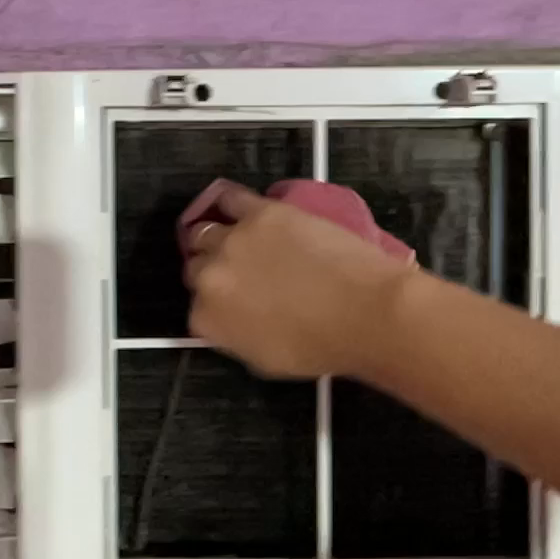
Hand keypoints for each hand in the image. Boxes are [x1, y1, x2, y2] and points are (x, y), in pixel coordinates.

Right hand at [183, 181, 419, 379]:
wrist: (363, 312)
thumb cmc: (321, 345)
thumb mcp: (265, 360)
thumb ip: (234, 335)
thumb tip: (231, 319)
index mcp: (208, 319)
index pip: (196, 307)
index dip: (216, 303)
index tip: (234, 301)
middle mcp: (209, 277)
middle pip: (196, 265)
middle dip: (212, 269)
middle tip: (240, 272)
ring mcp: (231, 240)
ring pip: (204, 231)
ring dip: (215, 237)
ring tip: (237, 241)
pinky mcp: (259, 212)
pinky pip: (229, 198)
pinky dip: (226, 202)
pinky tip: (233, 207)